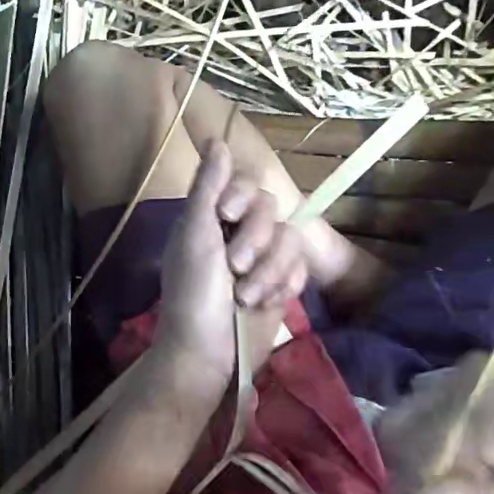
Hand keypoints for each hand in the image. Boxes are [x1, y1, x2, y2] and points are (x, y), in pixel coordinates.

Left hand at [153, 142, 306, 391]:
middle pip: (271, 209)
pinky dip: (283, 286)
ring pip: (290, 239)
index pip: (246, 183)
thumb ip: (208, 188)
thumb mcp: (195, 236)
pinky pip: (300, 268)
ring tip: (247, 297)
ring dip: (270, 271)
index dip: (243, 196)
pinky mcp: (282, 282)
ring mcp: (264, 257)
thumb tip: (215, 138)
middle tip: (235, 269)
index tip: (228, 214)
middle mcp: (240, 231)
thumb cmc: (193, 295)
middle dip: (256, 242)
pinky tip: (265, 304)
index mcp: (214, 216)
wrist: (209, 356)